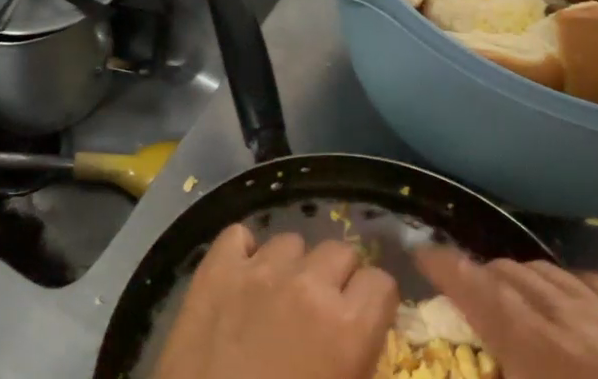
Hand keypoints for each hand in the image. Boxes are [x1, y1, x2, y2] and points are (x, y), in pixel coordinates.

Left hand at [153, 225, 399, 378]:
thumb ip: (361, 361)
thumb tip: (363, 340)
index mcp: (349, 328)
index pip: (382, 282)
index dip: (373, 301)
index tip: (363, 318)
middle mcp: (309, 286)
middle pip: (339, 252)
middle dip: (335, 278)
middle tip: (319, 310)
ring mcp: (259, 271)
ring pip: (291, 241)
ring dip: (291, 266)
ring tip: (277, 297)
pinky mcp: (215, 270)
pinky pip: (238, 235)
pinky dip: (243, 251)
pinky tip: (242, 278)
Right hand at [414, 248, 597, 378]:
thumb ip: (495, 376)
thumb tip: (471, 366)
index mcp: (532, 344)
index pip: (475, 287)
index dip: (444, 266)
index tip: (421, 254)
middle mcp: (566, 315)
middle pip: (510, 274)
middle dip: (480, 275)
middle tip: (463, 293)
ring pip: (550, 274)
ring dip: (520, 278)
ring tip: (510, 294)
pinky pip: (594, 284)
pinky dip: (566, 285)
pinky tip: (569, 300)